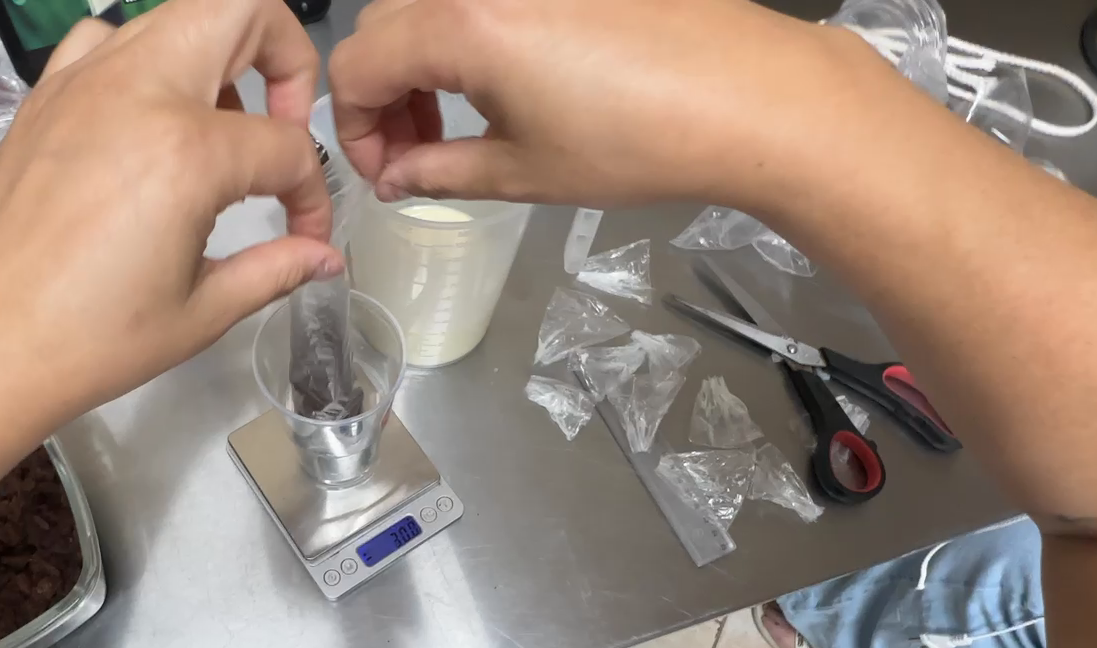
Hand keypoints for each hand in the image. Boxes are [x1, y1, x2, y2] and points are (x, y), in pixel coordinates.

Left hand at [0, 0, 340, 435]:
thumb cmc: (97, 341)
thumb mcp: (202, 313)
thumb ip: (275, 270)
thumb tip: (327, 258)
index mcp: (186, 151)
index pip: (287, 148)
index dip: (314, 196)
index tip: (308, 239)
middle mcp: (138, 89)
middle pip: (241, 9)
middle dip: (288, 58)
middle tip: (285, 132)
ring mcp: (82, 80)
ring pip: (175, 15)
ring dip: (219, 59)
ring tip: (218, 138)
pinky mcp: (44, 94)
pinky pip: (111, 41)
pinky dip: (150, 65)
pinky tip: (146, 128)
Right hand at [328, 0, 890, 208]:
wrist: (743, 95)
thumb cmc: (627, 144)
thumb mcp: (517, 172)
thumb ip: (434, 172)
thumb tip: (390, 179)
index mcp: (461, 22)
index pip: (357, 65)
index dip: (353, 130)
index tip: (384, 175)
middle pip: (383, 27)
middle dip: (380, 99)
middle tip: (411, 156)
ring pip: (425, 7)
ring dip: (416, 70)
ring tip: (450, 127)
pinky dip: (459, 42)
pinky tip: (492, 86)